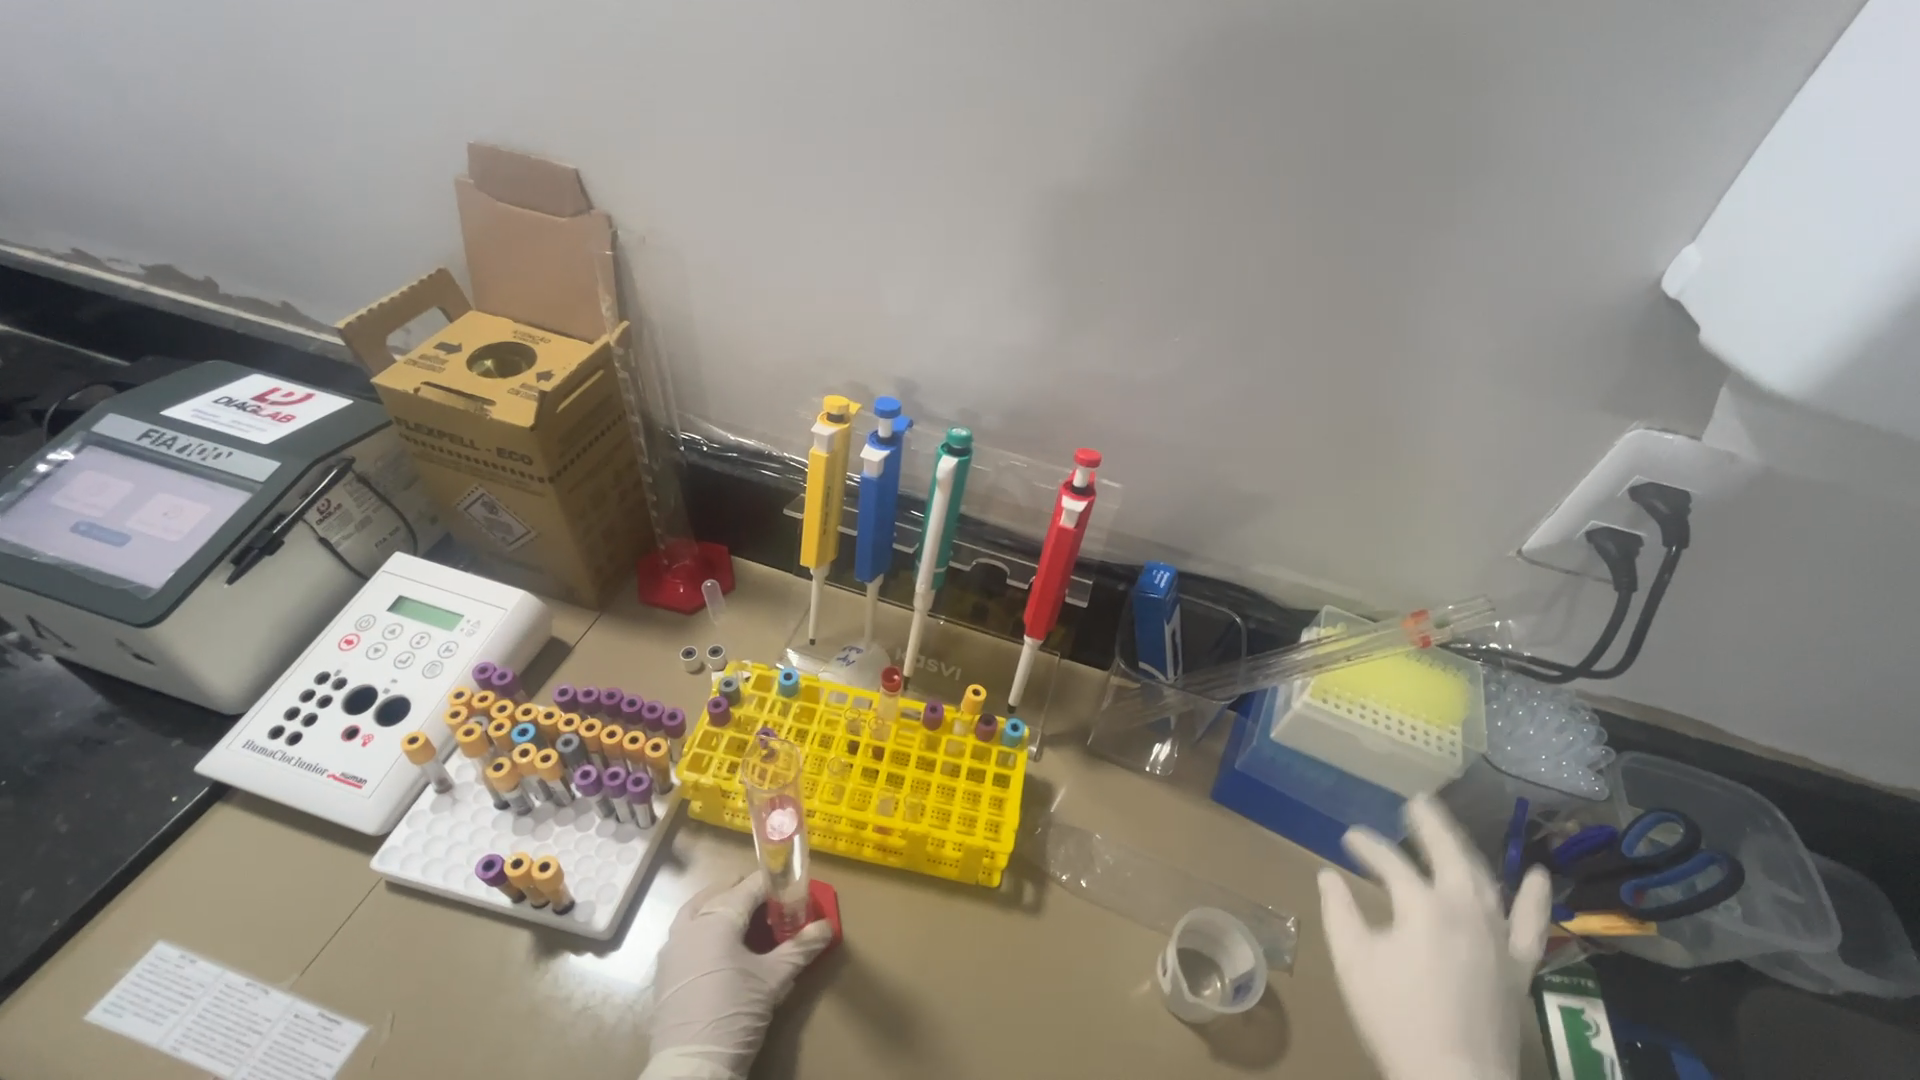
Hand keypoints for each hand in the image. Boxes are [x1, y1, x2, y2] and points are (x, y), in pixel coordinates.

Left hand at [641, 873, 834, 1079]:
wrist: (694, 1066)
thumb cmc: (736, 1012)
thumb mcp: (775, 979)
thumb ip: (801, 948)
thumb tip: (826, 926)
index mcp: (716, 921)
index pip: (747, 888)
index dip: (770, 884)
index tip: (789, 886)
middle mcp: (689, 927)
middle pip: (717, 894)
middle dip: (742, 891)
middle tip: (766, 899)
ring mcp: (671, 951)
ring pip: (694, 912)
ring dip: (717, 906)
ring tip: (740, 916)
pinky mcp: (664, 974)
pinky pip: (684, 936)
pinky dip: (701, 928)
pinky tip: (717, 948)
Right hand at [1317, 794, 1552, 1079]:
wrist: (1452, 1078)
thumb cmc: (1394, 1018)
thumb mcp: (1353, 963)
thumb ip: (1340, 913)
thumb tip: (1329, 876)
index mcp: (1421, 907)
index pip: (1389, 862)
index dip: (1366, 846)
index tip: (1348, 838)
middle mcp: (1465, 910)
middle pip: (1448, 854)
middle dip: (1429, 824)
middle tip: (1416, 801)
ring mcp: (1498, 937)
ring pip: (1485, 879)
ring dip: (1467, 848)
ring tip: (1451, 827)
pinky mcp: (1518, 964)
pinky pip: (1533, 924)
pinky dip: (1536, 896)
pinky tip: (1539, 874)